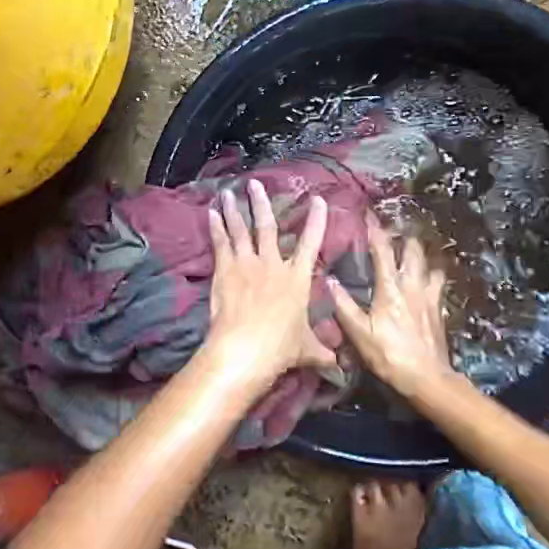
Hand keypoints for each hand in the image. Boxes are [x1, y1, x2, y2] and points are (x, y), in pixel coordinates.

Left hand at [203, 180, 335, 387]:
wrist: (246, 348)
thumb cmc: (280, 348)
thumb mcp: (307, 349)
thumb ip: (322, 351)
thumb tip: (338, 364)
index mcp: (297, 278)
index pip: (311, 243)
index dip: (316, 221)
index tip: (318, 200)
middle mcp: (273, 264)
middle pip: (267, 226)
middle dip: (262, 203)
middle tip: (255, 184)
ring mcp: (247, 264)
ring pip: (241, 229)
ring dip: (234, 209)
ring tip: (229, 192)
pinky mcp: (225, 270)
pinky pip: (221, 242)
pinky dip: (216, 227)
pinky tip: (211, 213)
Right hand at [328, 216, 457, 398]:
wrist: (427, 378)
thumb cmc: (389, 354)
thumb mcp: (359, 332)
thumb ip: (343, 305)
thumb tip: (328, 280)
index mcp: (390, 287)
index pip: (383, 250)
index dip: (376, 230)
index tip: (368, 214)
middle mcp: (413, 285)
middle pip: (413, 251)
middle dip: (403, 238)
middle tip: (393, 232)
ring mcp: (430, 297)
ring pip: (430, 266)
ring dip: (421, 257)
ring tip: (412, 255)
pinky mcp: (439, 310)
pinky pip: (438, 285)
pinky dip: (431, 277)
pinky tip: (425, 283)